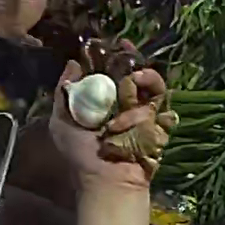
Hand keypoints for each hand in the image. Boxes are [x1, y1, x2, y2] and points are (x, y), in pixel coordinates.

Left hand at [51, 58, 170, 195]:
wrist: (108, 180)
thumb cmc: (82, 156)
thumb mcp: (61, 122)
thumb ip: (64, 94)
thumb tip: (72, 63)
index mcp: (101, 102)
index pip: (108, 73)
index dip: (109, 57)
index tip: (108, 45)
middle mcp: (123, 105)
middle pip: (132, 73)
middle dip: (131, 58)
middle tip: (127, 48)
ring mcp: (143, 114)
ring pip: (151, 85)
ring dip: (145, 76)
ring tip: (136, 76)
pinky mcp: (159, 124)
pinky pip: (163, 103)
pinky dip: (156, 92)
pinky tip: (143, 92)